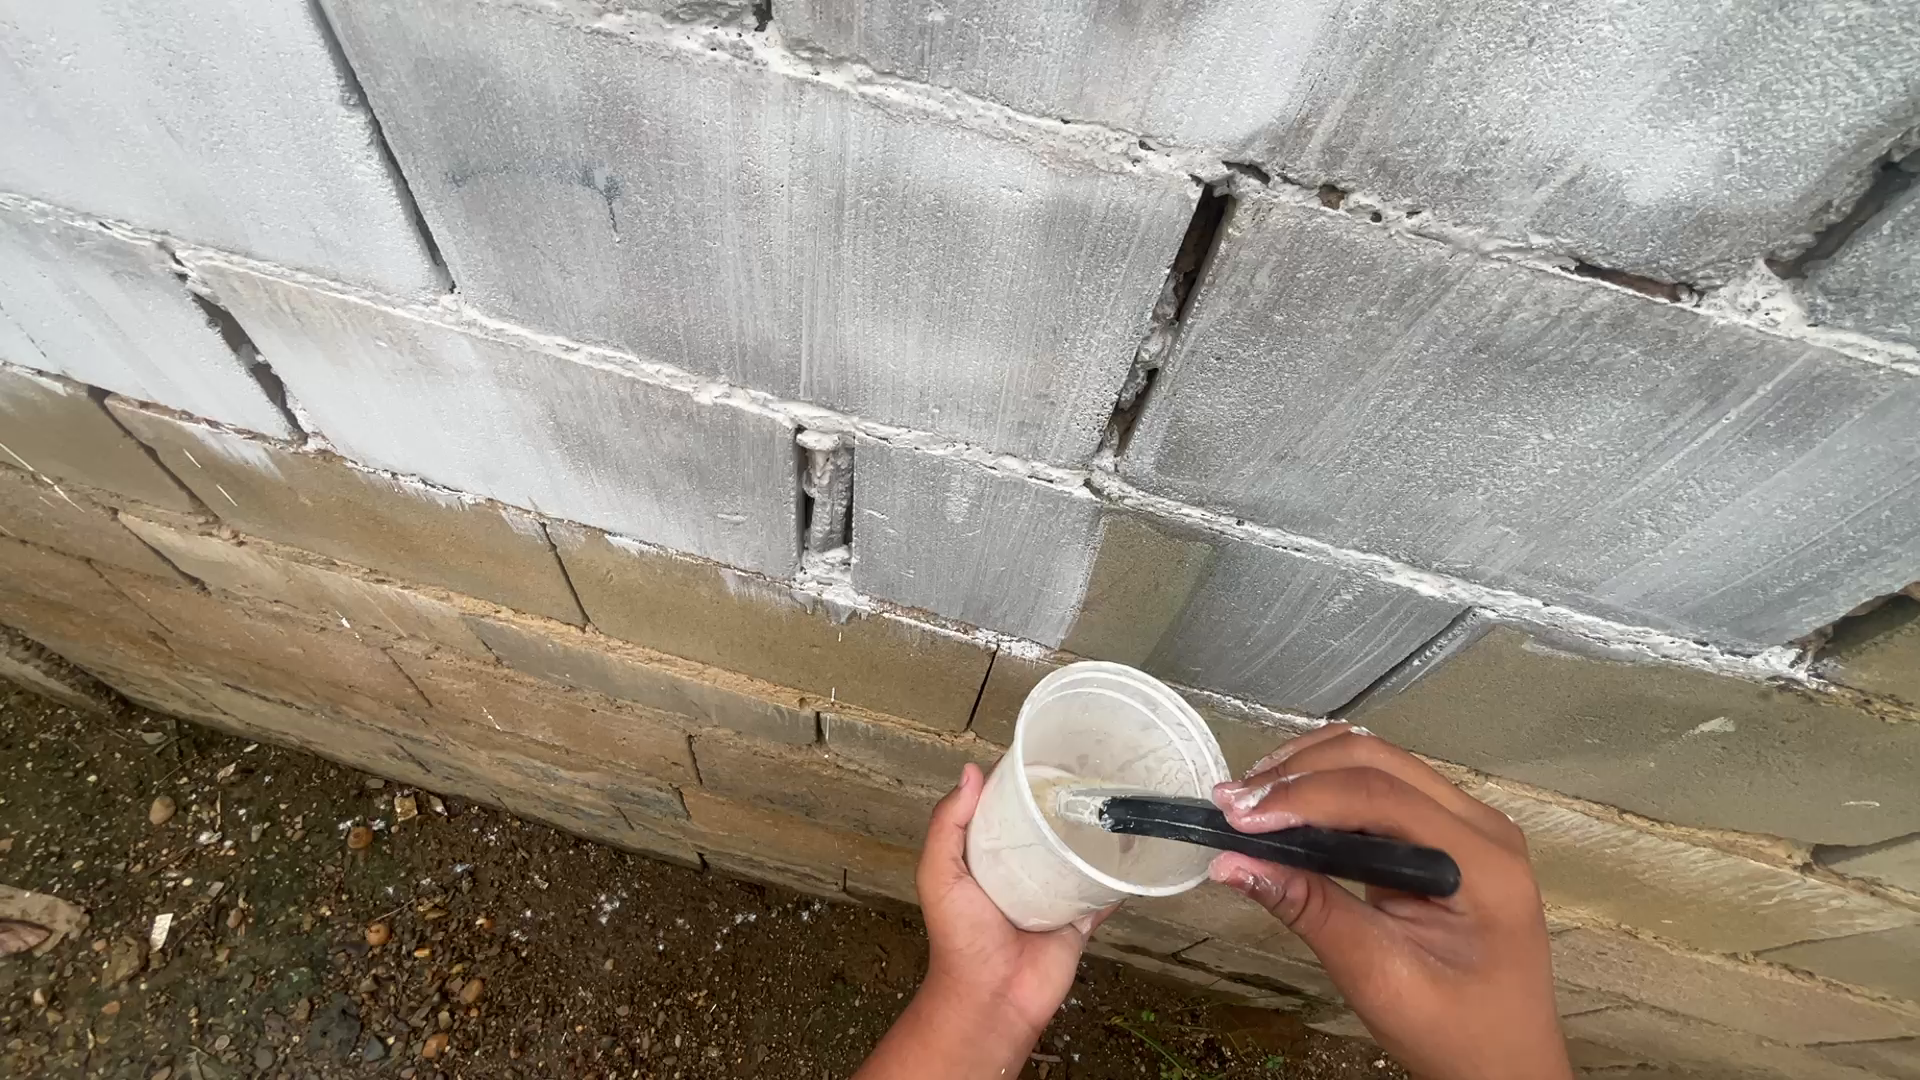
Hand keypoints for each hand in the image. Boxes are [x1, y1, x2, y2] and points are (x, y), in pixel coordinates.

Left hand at [854, 763, 1103, 1078]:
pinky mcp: (1080, 916)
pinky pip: (1104, 890)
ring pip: (1079, 852)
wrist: (992, 999)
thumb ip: (947, 824)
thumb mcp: (939, 874)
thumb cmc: (959, 938)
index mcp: (989, 852)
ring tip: (1116, 801)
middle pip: (1048, 824)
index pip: (1008, 805)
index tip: (1043, 753)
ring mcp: (1054, 890)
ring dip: (1094, 832)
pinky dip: (1119, 874)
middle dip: (1065, 801)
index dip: (1022, 780)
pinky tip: (1136, 850)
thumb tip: (972, 771)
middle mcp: (1023, 866)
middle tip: (1089, 772)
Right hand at [1210, 725, 1570, 1079]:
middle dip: (1294, 773)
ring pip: (1367, 755)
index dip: (1303, 797)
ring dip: (1300, 767)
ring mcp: (1460, 816)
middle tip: (1232, 804)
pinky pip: (1369, 775)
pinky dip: (1316, 779)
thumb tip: (1226, 861)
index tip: (1237, 818)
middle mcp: (1478, 822)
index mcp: (1482, 863)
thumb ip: (1305, 906)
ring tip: (1246, 798)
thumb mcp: (1375, 975)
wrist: (1500, 1062)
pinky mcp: (1436, 821)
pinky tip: (1279, 800)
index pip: (1380, 796)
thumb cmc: (1451, 1031)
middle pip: (1373, 759)